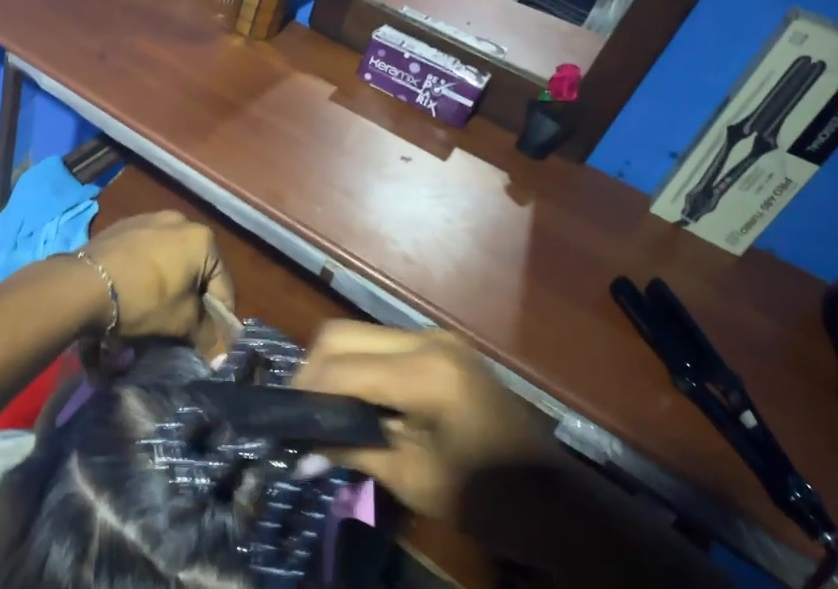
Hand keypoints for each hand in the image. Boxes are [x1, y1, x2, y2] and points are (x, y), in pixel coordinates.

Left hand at [81, 212, 234, 347]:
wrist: (83, 283)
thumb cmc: (143, 299)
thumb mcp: (180, 322)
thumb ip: (206, 335)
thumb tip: (220, 357)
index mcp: (201, 239)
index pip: (223, 286)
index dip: (221, 318)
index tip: (212, 341)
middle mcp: (178, 221)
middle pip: (195, 270)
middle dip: (191, 300)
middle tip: (182, 328)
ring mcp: (147, 219)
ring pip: (167, 260)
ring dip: (167, 287)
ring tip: (154, 313)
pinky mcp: (120, 226)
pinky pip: (143, 254)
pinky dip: (144, 275)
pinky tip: (132, 294)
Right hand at [293, 321, 551, 518]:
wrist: (557, 504)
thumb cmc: (486, 499)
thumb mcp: (412, 479)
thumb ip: (352, 450)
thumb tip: (299, 450)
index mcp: (425, 373)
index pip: (341, 367)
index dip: (304, 392)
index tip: (280, 420)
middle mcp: (427, 341)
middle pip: (342, 335)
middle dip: (310, 370)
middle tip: (295, 411)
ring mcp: (437, 340)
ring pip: (358, 334)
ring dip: (332, 365)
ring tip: (317, 407)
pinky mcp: (441, 349)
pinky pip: (380, 345)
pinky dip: (356, 365)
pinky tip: (350, 399)